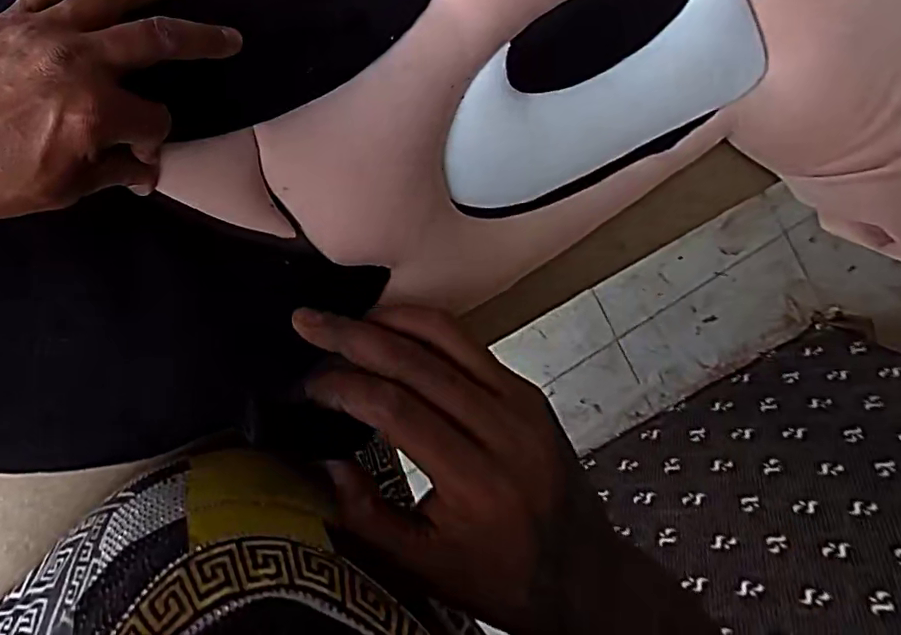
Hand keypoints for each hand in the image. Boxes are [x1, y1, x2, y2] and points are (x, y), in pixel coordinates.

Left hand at [0, 0, 240, 232]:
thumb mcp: (64, 191)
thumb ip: (115, 170)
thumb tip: (148, 167)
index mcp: (94, 112)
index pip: (153, 117)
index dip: (156, 138)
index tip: (144, 151)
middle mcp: (79, 61)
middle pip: (157, 40)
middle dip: (202, 42)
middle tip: (229, 39)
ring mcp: (46, 30)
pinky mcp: (15, 17)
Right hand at [294, 306, 716, 634]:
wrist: (596, 583)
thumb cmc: (504, 580)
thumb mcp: (428, 570)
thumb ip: (366, 517)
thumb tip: (323, 456)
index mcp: (481, 484)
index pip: (395, 409)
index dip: (341, 387)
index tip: (305, 385)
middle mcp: (505, 433)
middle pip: (412, 360)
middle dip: (348, 335)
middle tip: (304, 321)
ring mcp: (520, 403)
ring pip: (440, 333)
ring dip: (381, 317)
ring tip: (339, 318)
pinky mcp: (524, 388)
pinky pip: (461, 339)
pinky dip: (414, 323)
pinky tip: (382, 325)